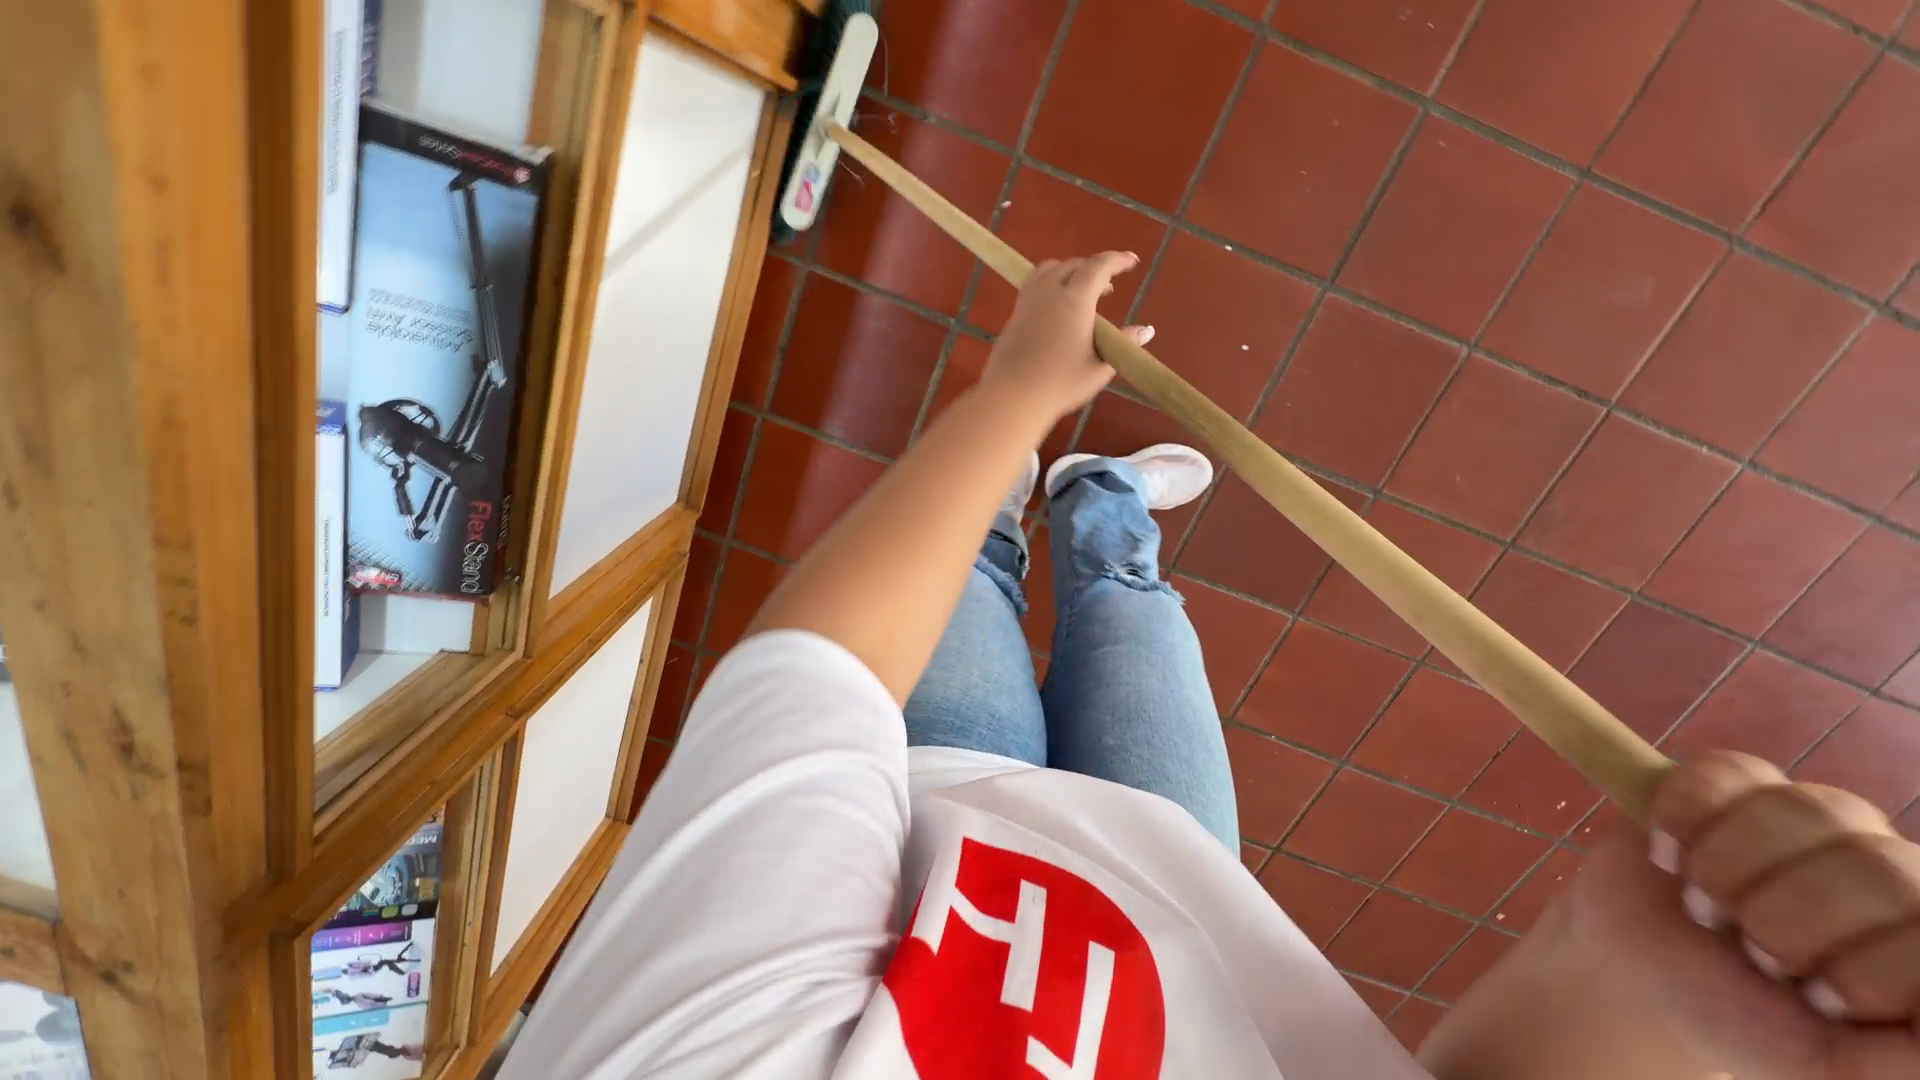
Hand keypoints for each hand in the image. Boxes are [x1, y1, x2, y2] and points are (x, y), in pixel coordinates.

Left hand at [980, 251, 1152, 422]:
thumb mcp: (1099, 368)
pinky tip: (1057, 311)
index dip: (1117, 260)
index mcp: (1074, 299)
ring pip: (1048, 271)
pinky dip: (1051, 286)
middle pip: (1072, 265)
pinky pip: (1034, 287)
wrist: (1012, 397)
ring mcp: (1027, 302)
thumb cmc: (1061, 383)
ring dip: (1068, 273)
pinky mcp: (1013, 316)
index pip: (1098, 266)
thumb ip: (1123, 344)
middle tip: (1108, 287)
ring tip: (1080, 293)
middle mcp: (1049, 292)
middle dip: (1093, 269)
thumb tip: (1146, 331)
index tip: (1132, 261)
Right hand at [1564, 751, 1919, 1078]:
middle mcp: (1888, 874)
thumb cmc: (1745, 1025)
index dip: (1868, 970)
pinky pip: (1723, 770)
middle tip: (1749, 950)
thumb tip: (1919, 1009)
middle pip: (1875, 869)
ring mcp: (1808, 821)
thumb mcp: (1838, 1071)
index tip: (1816, 1001)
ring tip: (1706, 905)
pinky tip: (1671, 856)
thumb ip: (1912, 1059)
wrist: (1638, 975)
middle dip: (1785, 920)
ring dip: (1726, 870)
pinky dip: (1682, 817)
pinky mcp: (1725, 785)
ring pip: (1801, 808)